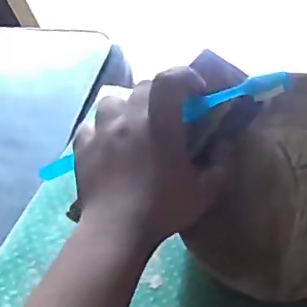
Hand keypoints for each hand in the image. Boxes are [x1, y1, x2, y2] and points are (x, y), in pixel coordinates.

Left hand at [72, 66, 227, 252]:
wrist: (115, 231)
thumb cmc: (163, 209)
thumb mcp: (205, 192)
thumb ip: (221, 164)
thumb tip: (224, 144)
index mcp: (159, 122)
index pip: (171, 78)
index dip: (187, 76)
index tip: (198, 91)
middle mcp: (128, 118)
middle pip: (143, 87)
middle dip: (161, 93)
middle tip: (171, 113)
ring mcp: (101, 131)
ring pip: (112, 101)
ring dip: (127, 107)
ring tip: (134, 125)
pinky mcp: (81, 147)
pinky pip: (91, 126)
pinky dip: (102, 129)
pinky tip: (109, 145)